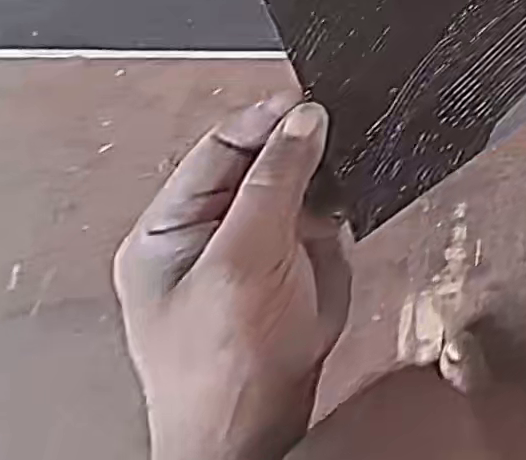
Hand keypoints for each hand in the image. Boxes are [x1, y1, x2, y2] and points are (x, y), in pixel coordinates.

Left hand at [114, 94, 352, 459]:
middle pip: (260, 155)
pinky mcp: (299, 246)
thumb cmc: (221, 362)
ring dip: (323, 162)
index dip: (262, 120)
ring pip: (297, 173)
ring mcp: (261, 233)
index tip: (304, 101)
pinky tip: (350, 186)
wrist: (262, 424)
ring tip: (345, 152)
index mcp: (174, 224)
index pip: (219, 147)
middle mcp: (217, 221)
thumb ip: (274, 183)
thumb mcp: (241, 260)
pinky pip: (322, 199)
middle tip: (333, 123)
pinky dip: (340, 189)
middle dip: (297, 139)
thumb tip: (305, 118)